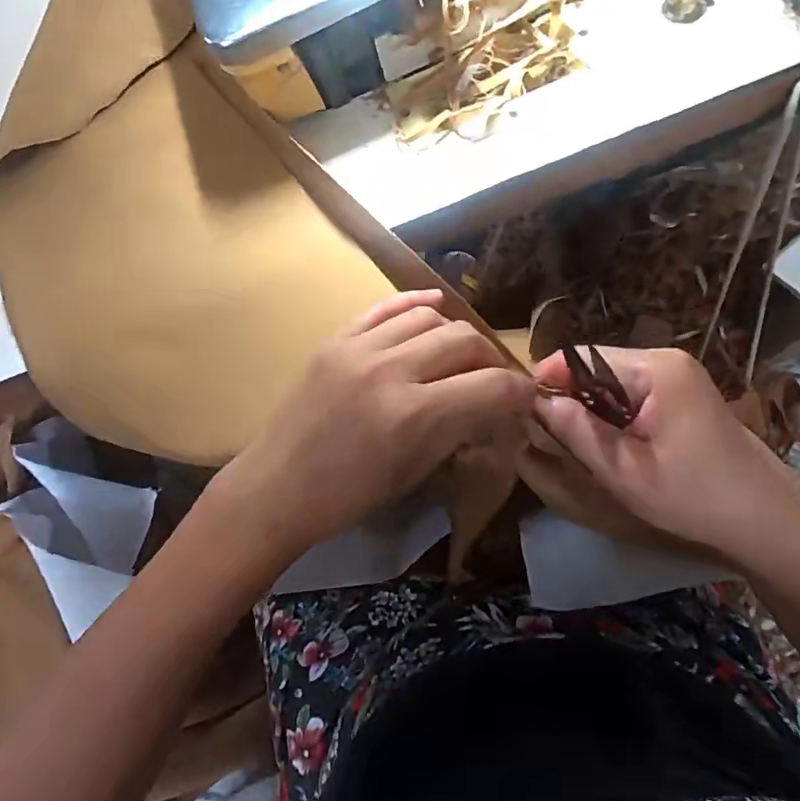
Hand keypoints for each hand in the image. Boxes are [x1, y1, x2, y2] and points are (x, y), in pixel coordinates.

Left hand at [213, 290, 534, 556]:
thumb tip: (493, 406)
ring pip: (429, 316)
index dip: (519, 392)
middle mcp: (389, 370)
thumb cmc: (347, 497)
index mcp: (412, 416)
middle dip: (490, 360)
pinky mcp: (334, 340)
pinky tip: (434, 305)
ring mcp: (357, 349)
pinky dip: (414, 303)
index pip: (491, 386)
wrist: (274, 489)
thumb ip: (458, 429)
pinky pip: (384, 307)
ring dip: (455, 334)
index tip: (525, 399)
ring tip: (458, 355)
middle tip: (491, 380)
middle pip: (465, 340)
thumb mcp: (414, 472)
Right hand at [533, 347, 799, 552]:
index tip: (523, 407)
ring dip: (592, 405)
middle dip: (572, 394)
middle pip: (599, 365)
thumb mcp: (624, 471)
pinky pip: (635, 391)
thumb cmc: (691, 498)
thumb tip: (537, 401)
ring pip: (614, 379)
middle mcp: (669, 361)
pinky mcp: (685, 393)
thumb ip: (578, 431)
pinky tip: (611, 441)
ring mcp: (681, 375)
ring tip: (576, 439)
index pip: (583, 357)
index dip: (550, 378)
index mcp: (657, 370)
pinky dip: (615, 412)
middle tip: (548, 431)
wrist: (761, 522)